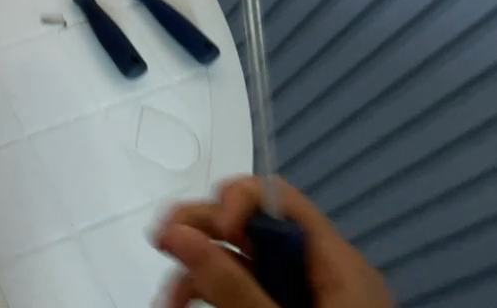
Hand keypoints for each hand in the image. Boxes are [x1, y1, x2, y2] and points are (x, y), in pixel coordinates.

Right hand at [154, 177, 391, 307]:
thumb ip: (230, 286)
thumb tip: (174, 231)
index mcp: (337, 266)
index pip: (279, 200)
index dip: (234, 201)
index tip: (204, 233)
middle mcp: (320, 274)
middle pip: (249, 226)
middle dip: (199, 233)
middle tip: (159, 243)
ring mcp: (302, 300)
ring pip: (236, 261)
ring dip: (194, 272)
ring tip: (164, 301)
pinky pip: (241, 293)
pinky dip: (208, 296)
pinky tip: (180, 307)